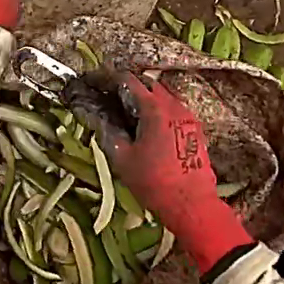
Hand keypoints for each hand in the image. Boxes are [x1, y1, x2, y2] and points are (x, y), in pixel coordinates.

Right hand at [65, 68, 253, 275]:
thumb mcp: (121, 157)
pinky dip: (153, 109)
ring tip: (121, 109)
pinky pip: (170, 109)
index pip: (127, 80)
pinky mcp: (194, 129)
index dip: (104, 78)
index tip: (90, 81)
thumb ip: (106, 130)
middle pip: (146, 83)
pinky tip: (141, 124)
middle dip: (123, 85)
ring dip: (140, 96)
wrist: (193, 206)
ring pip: (160, 95)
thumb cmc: (153, 182)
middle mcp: (174, 106)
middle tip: (103, 94)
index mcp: (154, 109)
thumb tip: (92, 114)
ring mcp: (187, 117)